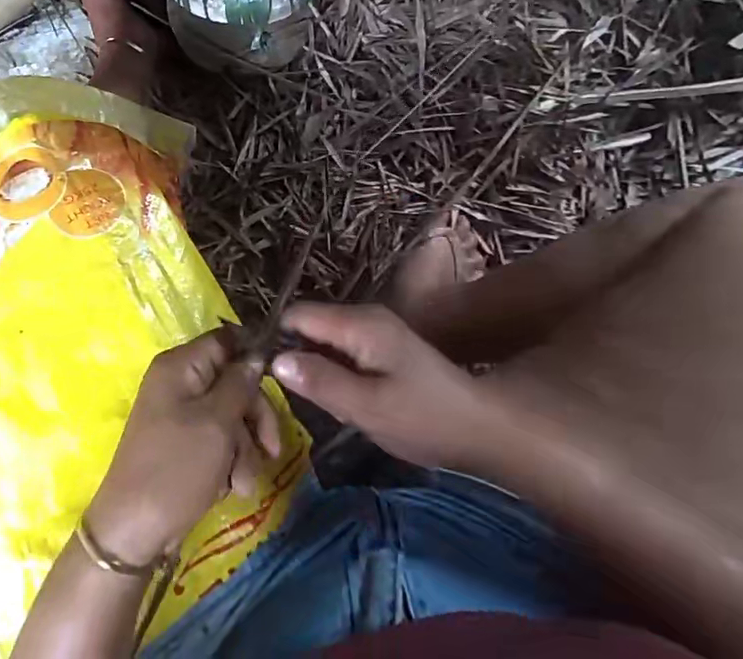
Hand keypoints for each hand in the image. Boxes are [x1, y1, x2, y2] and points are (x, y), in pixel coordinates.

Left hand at [85, 328, 282, 566]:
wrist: (133, 532)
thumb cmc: (175, 468)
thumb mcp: (217, 422)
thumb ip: (240, 383)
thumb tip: (256, 355)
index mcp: (180, 365)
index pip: (227, 339)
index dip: (255, 354)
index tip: (284, 379)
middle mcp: (178, 382)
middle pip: (233, 381)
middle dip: (255, 417)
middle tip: (272, 449)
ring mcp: (179, 414)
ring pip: (230, 415)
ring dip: (244, 449)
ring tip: (243, 483)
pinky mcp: (182, 443)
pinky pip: (217, 440)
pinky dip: (229, 462)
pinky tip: (230, 488)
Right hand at [271, 302, 500, 470]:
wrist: (481, 428)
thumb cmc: (425, 419)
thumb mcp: (367, 407)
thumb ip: (320, 381)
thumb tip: (275, 360)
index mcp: (359, 324)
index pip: (298, 314)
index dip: (276, 338)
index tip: (261, 371)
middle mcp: (365, 317)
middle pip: (310, 324)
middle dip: (293, 354)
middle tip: (285, 394)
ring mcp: (375, 331)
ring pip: (324, 339)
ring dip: (313, 366)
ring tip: (308, 399)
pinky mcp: (383, 347)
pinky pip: (342, 350)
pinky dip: (332, 371)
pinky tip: (337, 398)